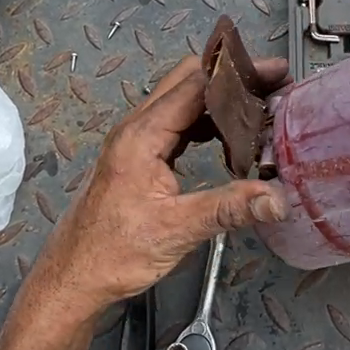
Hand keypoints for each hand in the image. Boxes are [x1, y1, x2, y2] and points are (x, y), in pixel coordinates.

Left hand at [23, 55, 290, 323]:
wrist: (72, 277)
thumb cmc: (112, 252)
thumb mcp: (177, 230)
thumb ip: (228, 208)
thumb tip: (276, 200)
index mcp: (142, 135)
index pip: (194, 85)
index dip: (236, 75)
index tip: (273, 72)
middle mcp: (136, 128)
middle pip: (187, 82)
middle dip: (230, 80)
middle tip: (271, 85)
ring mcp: (135, 140)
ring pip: (182, 102)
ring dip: (218, 102)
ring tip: (258, 111)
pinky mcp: (138, 156)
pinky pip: (176, 124)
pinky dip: (205, 123)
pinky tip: (229, 141)